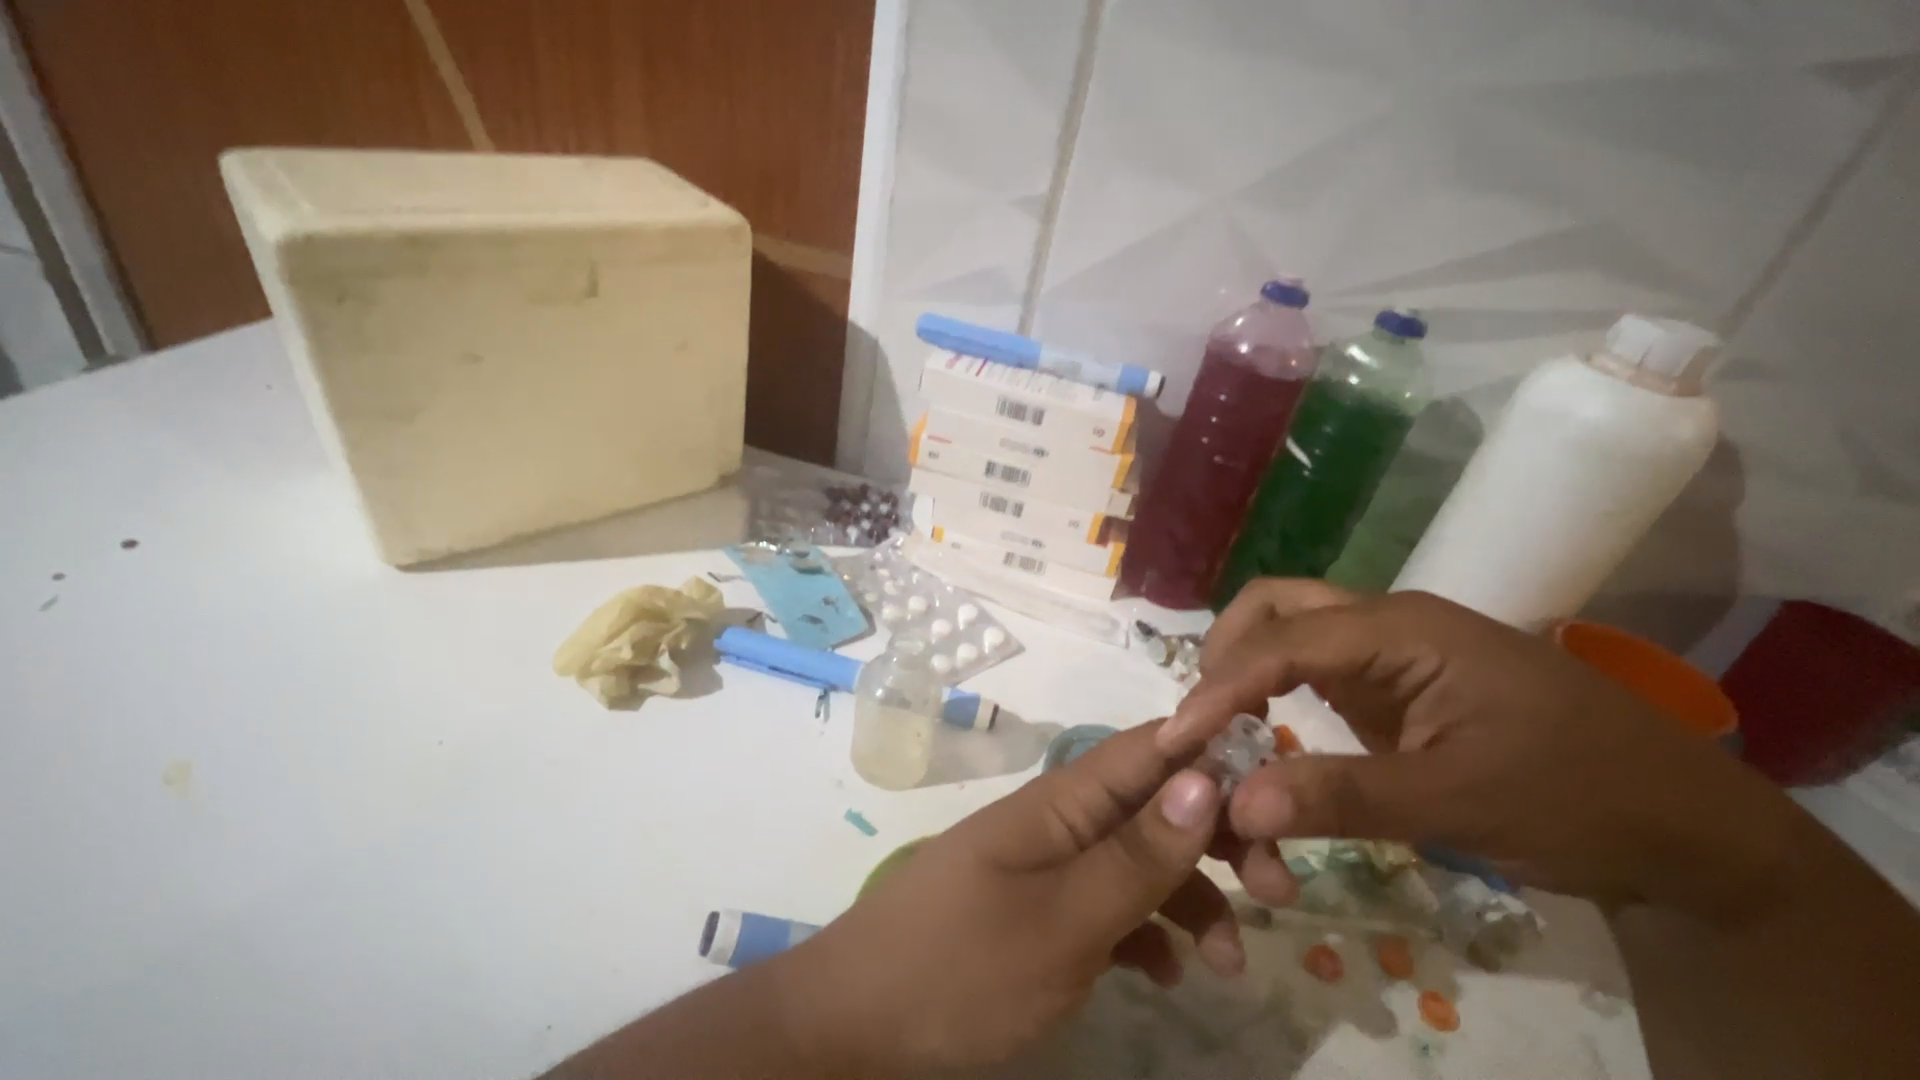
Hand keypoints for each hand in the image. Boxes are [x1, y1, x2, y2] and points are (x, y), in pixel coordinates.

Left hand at [775, 722, 1244, 1072]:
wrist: (856, 1027)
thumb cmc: (961, 967)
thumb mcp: (1063, 921)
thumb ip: (1136, 856)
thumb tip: (1205, 775)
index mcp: (1061, 801)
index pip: (1150, 747)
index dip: (1216, 752)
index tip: (1284, 786)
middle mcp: (1059, 824)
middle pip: (1155, 805)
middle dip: (1220, 838)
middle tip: (1277, 890)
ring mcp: (1047, 871)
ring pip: (1139, 864)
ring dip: (1191, 899)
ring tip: (1229, 962)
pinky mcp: (1039, 917)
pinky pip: (1110, 910)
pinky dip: (1147, 934)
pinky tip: (1165, 975)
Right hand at [1164, 582, 1806, 918]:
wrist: (1686, 823)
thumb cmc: (1579, 797)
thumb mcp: (1457, 800)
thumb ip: (1340, 796)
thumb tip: (1236, 807)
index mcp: (1403, 629)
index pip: (1281, 642)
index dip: (1219, 688)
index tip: (1176, 741)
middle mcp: (1390, 623)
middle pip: (1276, 608)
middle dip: (1223, 657)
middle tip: (1196, 726)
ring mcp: (1396, 652)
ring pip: (1292, 634)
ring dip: (1245, 674)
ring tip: (1217, 734)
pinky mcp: (1402, 686)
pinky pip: (1318, 673)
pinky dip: (1276, 697)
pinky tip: (1264, 737)